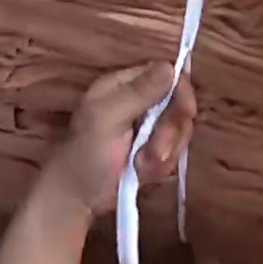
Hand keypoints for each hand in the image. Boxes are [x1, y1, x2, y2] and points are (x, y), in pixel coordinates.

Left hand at [36, 62, 193, 216]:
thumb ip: (139, 93)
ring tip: (139, 165)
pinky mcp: (152, 150)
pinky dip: (160, 166)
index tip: (185, 112)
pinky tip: (142, 173)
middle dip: (168, 132)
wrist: (77, 198)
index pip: (166, 74)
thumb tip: (170, 66)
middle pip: (177, 105)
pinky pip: (173, 152)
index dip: (180, 91)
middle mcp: (137, 101)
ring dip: (163, 153)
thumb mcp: (108, 118)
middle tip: (153, 151)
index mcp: (123, 84)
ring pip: (177, 131)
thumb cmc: (86, 154)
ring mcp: (146, 127)